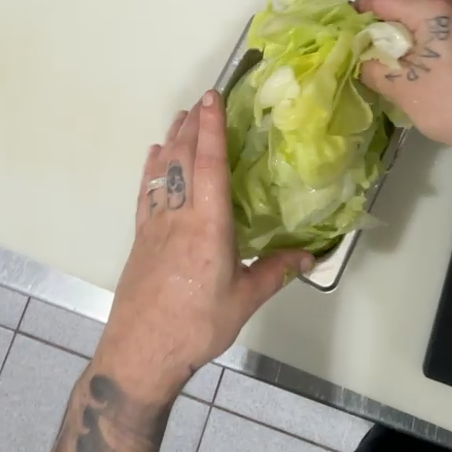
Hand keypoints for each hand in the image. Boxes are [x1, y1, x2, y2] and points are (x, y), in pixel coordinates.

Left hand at [96, 91, 312, 399]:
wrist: (140, 353)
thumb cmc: (196, 326)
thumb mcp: (244, 300)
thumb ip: (275, 272)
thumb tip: (310, 257)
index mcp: (208, 225)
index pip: (209, 165)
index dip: (212, 128)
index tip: (214, 98)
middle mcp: (179, 216)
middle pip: (183, 159)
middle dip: (193, 125)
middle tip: (204, 98)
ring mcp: (156, 225)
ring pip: (163, 171)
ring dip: (173, 139)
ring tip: (182, 115)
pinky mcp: (141, 238)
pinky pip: (147, 193)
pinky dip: (152, 169)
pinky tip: (154, 156)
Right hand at [354, 0, 451, 165]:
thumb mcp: (402, 88)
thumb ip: (372, 65)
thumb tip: (357, 54)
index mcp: (432, 8)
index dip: (360, 9)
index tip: (345, 27)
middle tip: (363, 14)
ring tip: (381, 26)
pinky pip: (440, 2)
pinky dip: (419, 8)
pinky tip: (407, 36)